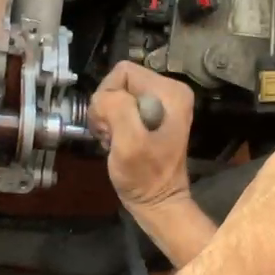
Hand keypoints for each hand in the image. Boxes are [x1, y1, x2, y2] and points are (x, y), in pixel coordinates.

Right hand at [89, 63, 195, 214]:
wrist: (158, 203)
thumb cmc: (144, 177)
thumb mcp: (129, 143)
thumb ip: (117, 110)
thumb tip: (105, 97)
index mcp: (170, 92)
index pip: (123, 72)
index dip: (108, 97)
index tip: (110, 126)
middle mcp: (170, 92)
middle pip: (120, 82)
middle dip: (107, 109)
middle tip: (112, 136)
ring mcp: (163, 104)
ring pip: (118, 95)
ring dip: (109, 118)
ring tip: (115, 141)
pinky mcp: (154, 116)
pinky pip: (123, 107)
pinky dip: (114, 124)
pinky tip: (119, 141)